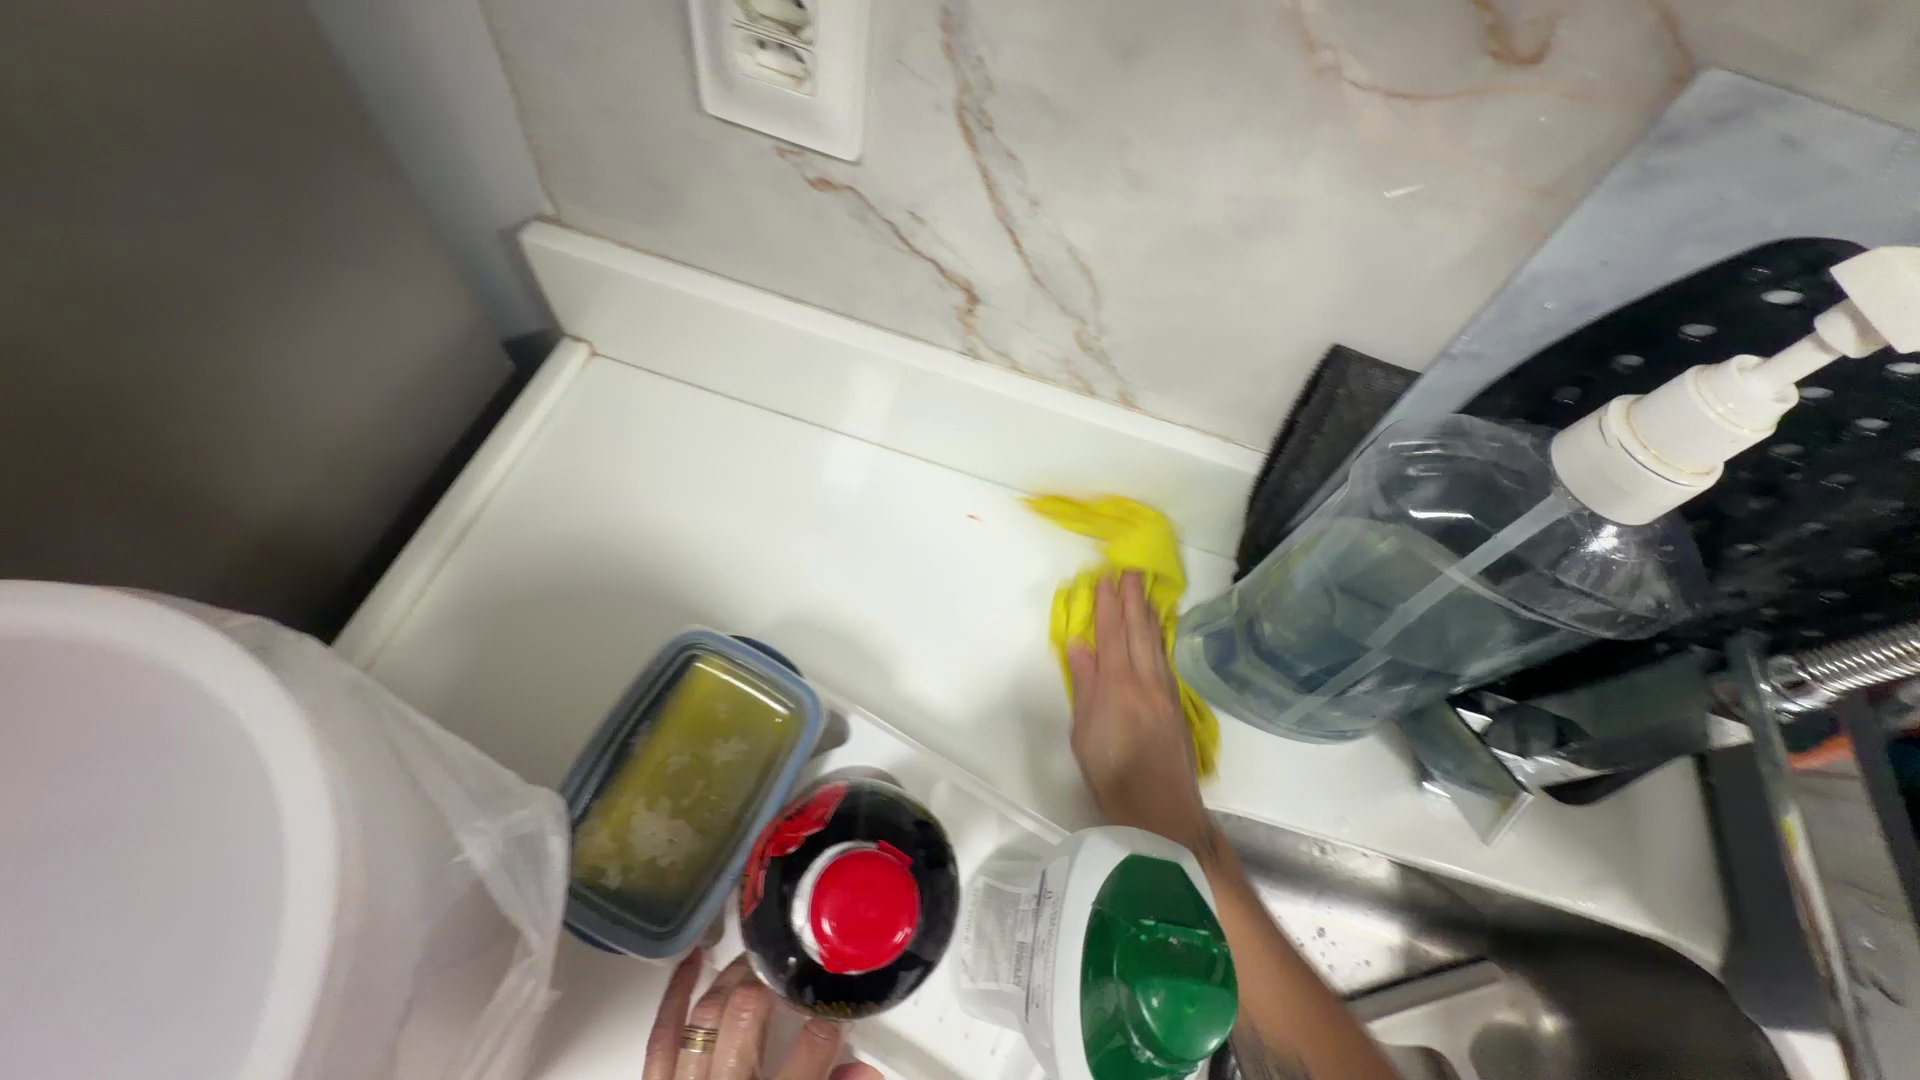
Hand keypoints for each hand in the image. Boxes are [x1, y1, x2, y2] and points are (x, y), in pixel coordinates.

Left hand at [644, 953, 881, 1079]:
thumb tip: (866, 1070)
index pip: (812, 1047)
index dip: (830, 1018)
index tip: (838, 1005)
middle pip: (746, 1015)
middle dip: (772, 981)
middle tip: (791, 969)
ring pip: (706, 1015)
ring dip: (732, 978)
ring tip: (754, 959)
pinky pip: (662, 1035)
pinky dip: (676, 994)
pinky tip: (695, 960)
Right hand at [1065, 573, 1212, 853]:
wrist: (1162, 810)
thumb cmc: (1112, 775)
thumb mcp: (1085, 732)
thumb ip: (1085, 684)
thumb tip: (1080, 644)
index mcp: (1119, 685)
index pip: (1113, 634)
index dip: (1108, 605)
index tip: (1105, 578)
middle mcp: (1147, 681)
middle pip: (1140, 632)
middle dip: (1133, 599)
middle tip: (1131, 571)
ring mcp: (1166, 693)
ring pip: (1157, 644)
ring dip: (1150, 615)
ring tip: (1146, 593)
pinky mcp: (1177, 707)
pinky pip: (1166, 660)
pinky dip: (1161, 639)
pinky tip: (1159, 635)